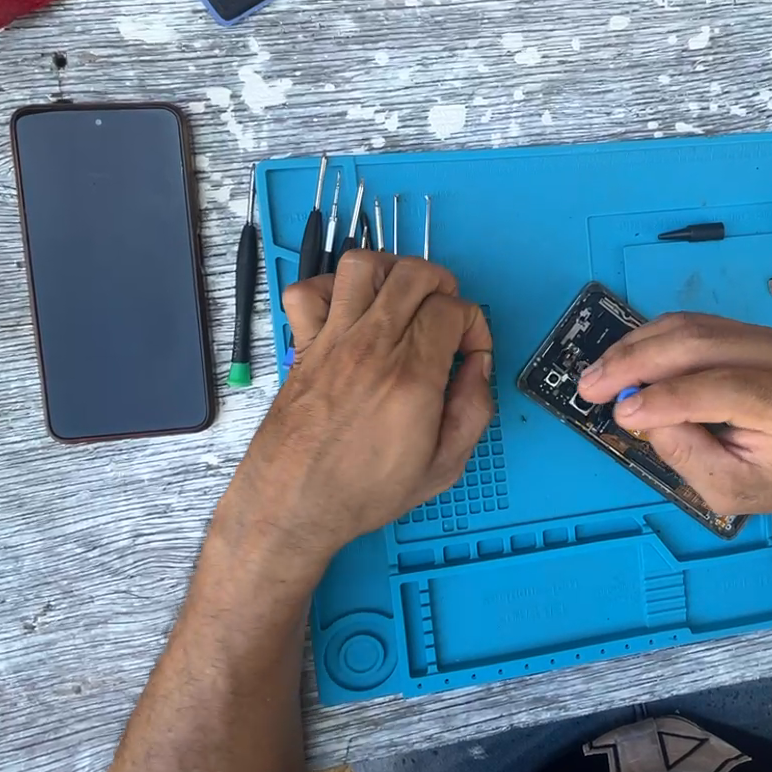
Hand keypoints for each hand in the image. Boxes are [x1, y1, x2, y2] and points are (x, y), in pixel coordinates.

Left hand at [217, 251, 493, 561]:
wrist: (294, 506)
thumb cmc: (366, 491)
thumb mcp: (444, 467)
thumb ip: (474, 411)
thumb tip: (478, 367)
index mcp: (412, 376)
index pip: (453, 309)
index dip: (474, 324)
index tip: (471, 352)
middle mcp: (373, 346)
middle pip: (415, 274)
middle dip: (444, 285)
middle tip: (445, 316)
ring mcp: (334, 340)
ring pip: (364, 265)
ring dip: (392, 271)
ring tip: (403, 299)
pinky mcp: (305, 345)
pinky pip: (309, 290)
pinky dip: (332, 288)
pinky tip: (352, 312)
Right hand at [575, 313, 771, 521]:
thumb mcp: (730, 489)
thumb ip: (686, 451)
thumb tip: (637, 409)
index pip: (728, 390)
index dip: (669, 398)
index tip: (620, 413)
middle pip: (705, 345)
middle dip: (639, 363)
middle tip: (591, 386)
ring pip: (693, 327)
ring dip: (637, 348)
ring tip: (597, 375)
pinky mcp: (752, 333)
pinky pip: (694, 325)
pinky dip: (652, 341)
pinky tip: (623, 361)